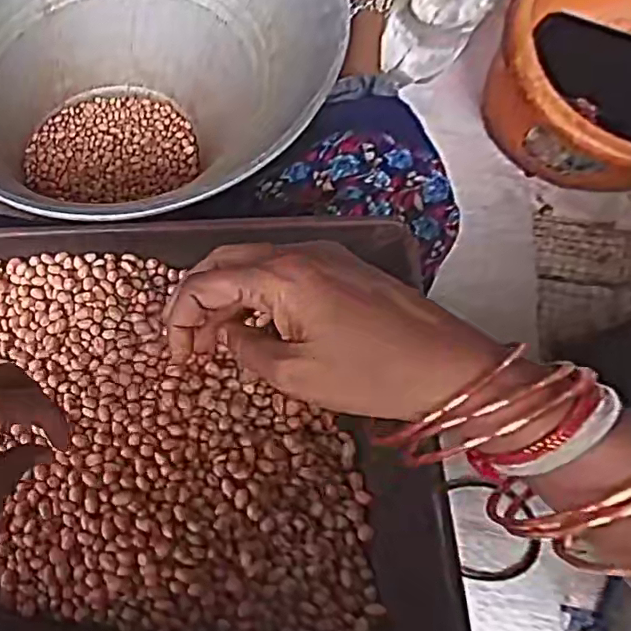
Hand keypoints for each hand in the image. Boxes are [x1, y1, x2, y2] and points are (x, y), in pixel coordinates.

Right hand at [162, 242, 507, 420]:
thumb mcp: (292, 374)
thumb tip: (228, 336)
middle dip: (193, 301)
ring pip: (246, 264)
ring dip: (220, 298)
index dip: (179, 319)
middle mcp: (298, 254)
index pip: (204, 283)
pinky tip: (248, 326)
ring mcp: (321, 257)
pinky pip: (275, 272)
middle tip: (186, 343)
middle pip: (219, 262)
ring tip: (213, 341)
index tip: (178, 356)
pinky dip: (249, 295)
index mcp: (282, 277)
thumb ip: (244, 350)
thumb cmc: (372, 376)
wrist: (451, 369)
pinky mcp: (337, 268)